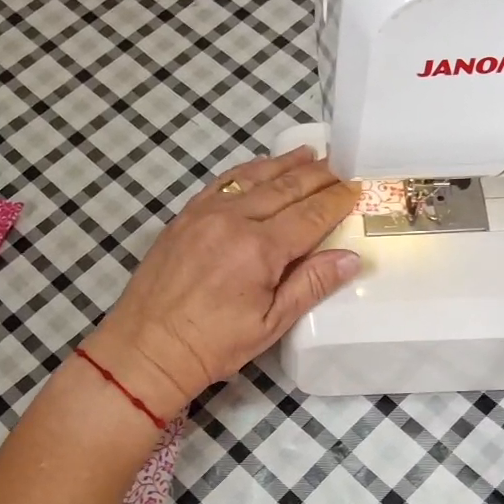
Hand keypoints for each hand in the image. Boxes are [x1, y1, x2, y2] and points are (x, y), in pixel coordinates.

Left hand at [85, 148, 362, 416]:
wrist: (147, 349)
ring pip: (253, 178)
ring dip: (284, 165)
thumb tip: (350, 258)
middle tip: (341, 168)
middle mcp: (233, 220)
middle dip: (317, 176)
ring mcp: (204, 214)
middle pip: (285, 188)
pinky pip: (221, 183)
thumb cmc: (212, 345)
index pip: (309, 216)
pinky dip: (246, 172)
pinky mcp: (184, 217)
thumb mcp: (270, 325)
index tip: (356, 190)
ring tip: (309, 155)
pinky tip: (259, 169)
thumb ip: (310, 285)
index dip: (336, 202)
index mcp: (259, 249)